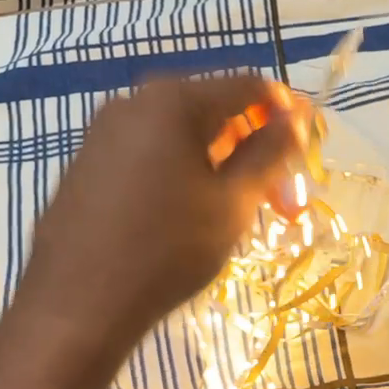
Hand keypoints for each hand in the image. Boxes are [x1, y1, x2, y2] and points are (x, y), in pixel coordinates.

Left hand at [23, 76, 302, 345]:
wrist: (78, 303)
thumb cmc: (167, 250)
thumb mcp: (232, 202)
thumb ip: (269, 153)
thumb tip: (297, 117)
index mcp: (174, 100)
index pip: (250, 86)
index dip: (288, 113)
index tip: (311, 151)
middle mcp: (134, 101)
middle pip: (214, 109)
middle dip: (255, 148)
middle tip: (281, 201)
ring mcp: (105, 132)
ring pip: (181, 135)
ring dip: (221, 165)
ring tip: (237, 214)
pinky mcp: (88, 164)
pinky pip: (151, 154)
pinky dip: (183, 174)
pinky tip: (190, 217)